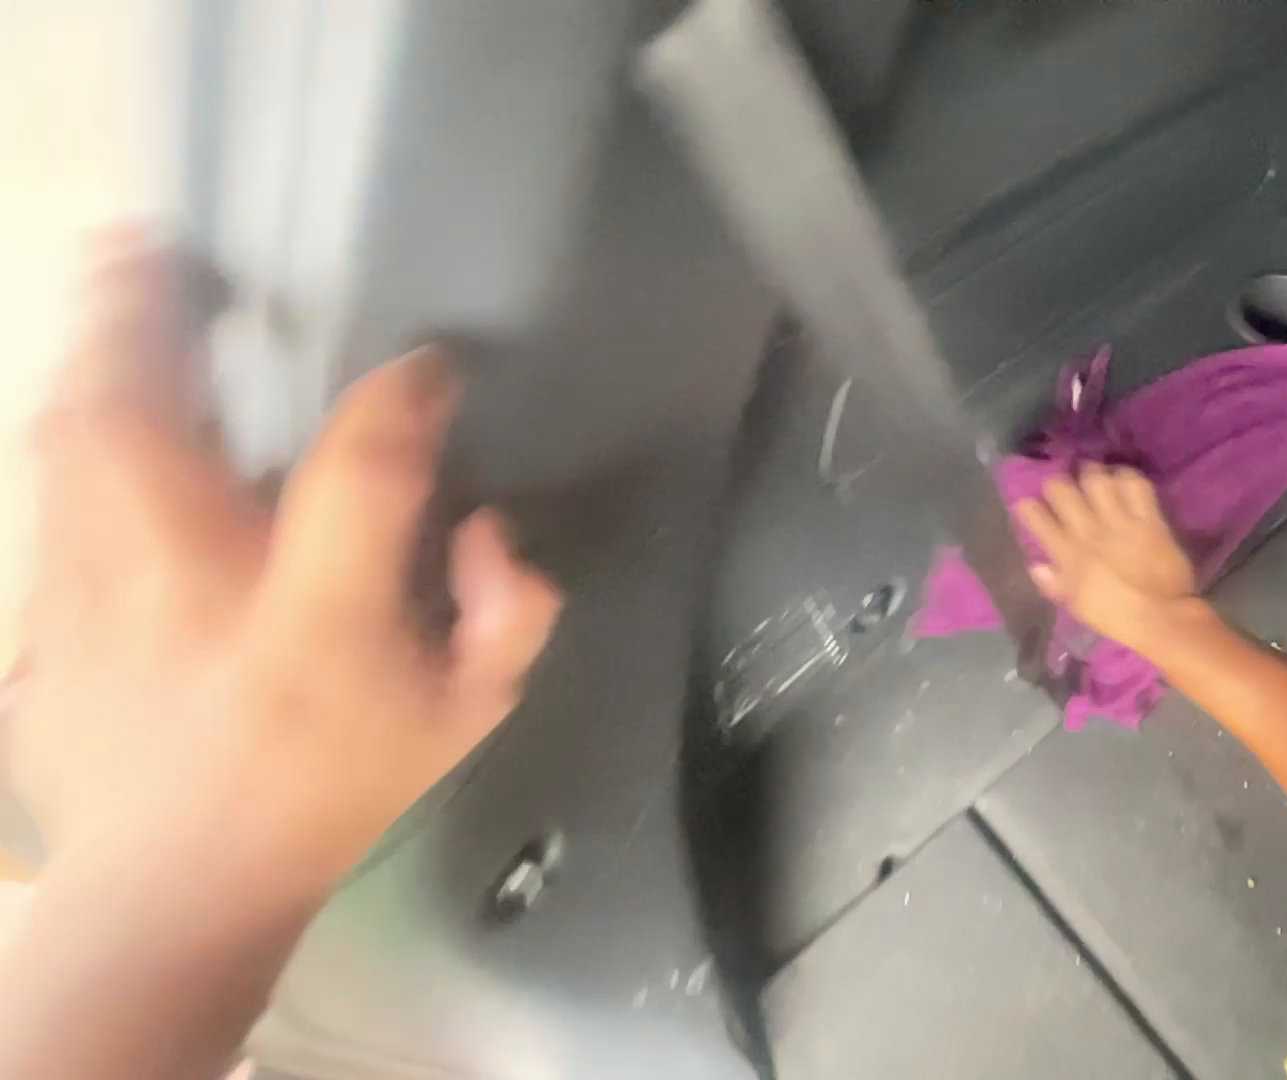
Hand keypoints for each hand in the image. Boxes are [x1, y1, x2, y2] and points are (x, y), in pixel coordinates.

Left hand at [10, 229, 561, 901]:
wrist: (183, 881)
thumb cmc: (350, 780)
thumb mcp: (475, 709)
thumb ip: (512, 614)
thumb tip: (484, 527)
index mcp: (317, 624)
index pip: (361, 477)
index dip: (399, 403)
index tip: (427, 369)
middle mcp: (189, 596)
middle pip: (138, 432)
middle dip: (153, 329)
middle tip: (172, 253)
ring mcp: (88, 603)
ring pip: (68, 445)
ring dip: (101, 356)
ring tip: (127, 281)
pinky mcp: (34, 618)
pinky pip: (55, 488)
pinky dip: (80, 420)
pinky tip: (106, 387)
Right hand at [1013, 465, 1200, 657]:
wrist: (1161, 617)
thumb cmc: (1115, 616)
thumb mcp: (1076, 604)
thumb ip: (1054, 583)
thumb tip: (1036, 565)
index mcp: (1068, 555)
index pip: (1037, 519)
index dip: (1027, 507)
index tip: (1027, 504)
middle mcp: (1089, 532)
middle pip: (1062, 490)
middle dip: (1057, 484)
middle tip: (1063, 488)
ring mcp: (1119, 522)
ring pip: (1097, 480)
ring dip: (1091, 474)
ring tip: (1092, 476)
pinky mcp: (1149, 519)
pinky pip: (1135, 485)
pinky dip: (1127, 476)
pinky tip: (1123, 480)